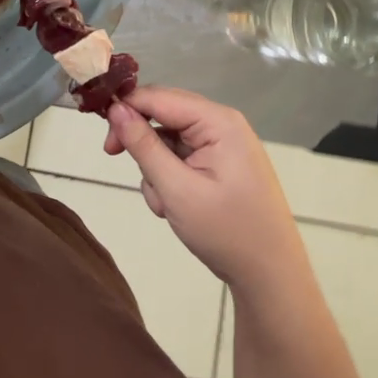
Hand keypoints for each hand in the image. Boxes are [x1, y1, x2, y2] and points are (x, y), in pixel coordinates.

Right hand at [103, 87, 304, 290]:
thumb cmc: (227, 232)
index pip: (158, 97)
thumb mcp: (176, 190)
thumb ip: (143, 145)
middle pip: (163, 115)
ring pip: (168, 139)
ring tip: (165, 203)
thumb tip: (114, 109)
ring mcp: (223, 145)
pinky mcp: (221, 164)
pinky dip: (170, 177)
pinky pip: (182, 156)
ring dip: (156, 168)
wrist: (271, 279)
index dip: (126, 111)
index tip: (106, 142)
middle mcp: (222, 124)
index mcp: (218, 121)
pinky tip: (175, 206)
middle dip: (142, 144)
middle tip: (119, 165)